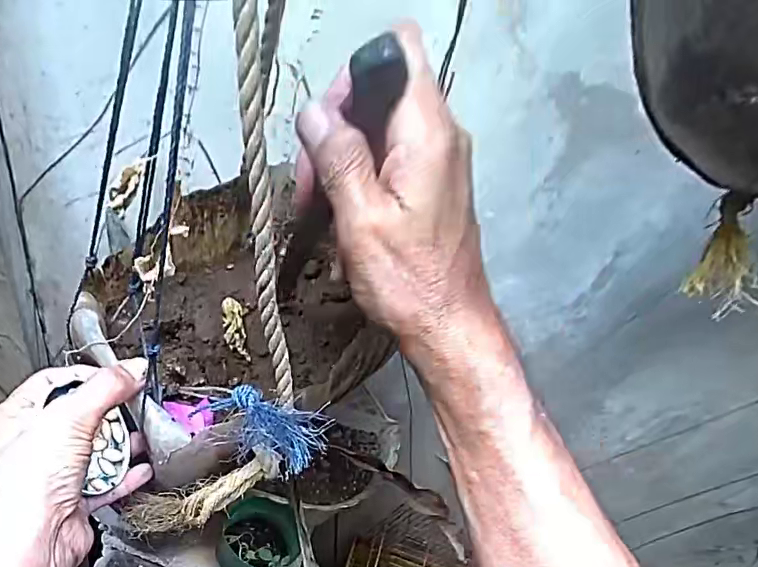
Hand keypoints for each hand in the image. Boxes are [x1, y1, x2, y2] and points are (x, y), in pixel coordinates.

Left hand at [0, 361, 151, 566]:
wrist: (41, 540)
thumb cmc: (31, 487)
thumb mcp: (70, 418)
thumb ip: (105, 389)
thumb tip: (131, 369)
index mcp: (15, 419)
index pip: (53, 381)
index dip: (85, 376)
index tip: (114, 377)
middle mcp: (32, 446)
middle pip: (79, 416)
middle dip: (109, 413)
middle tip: (130, 406)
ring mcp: (54, 474)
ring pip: (94, 450)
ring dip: (121, 445)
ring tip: (140, 437)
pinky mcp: (74, 499)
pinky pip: (104, 481)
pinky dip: (124, 474)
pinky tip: (140, 467)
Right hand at [294, 23, 496, 356]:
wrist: (445, 325)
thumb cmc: (410, 284)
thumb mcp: (361, 220)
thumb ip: (339, 158)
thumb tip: (315, 113)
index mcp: (426, 131)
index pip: (394, 49)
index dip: (350, 80)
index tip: (324, 133)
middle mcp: (439, 135)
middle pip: (377, 94)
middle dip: (334, 134)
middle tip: (311, 188)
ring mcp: (435, 163)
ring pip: (376, 134)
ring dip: (340, 169)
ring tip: (322, 217)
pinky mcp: (428, 189)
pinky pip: (386, 167)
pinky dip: (357, 190)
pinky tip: (344, 230)